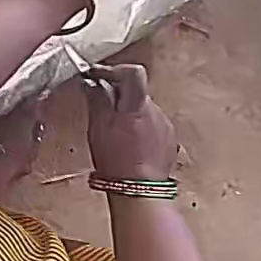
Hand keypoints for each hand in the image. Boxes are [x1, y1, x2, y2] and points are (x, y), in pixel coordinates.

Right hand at [83, 64, 177, 181]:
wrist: (139, 189)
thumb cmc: (116, 159)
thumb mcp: (97, 127)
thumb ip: (97, 100)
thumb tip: (92, 83)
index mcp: (136, 106)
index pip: (133, 72)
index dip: (112, 71)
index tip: (96, 76)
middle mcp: (155, 111)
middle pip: (135, 91)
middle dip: (116, 94)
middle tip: (97, 103)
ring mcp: (165, 125)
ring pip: (142, 108)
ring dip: (126, 111)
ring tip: (111, 128)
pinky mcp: (168, 138)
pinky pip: (150, 123)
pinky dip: (137, 126)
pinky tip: (127, 141)